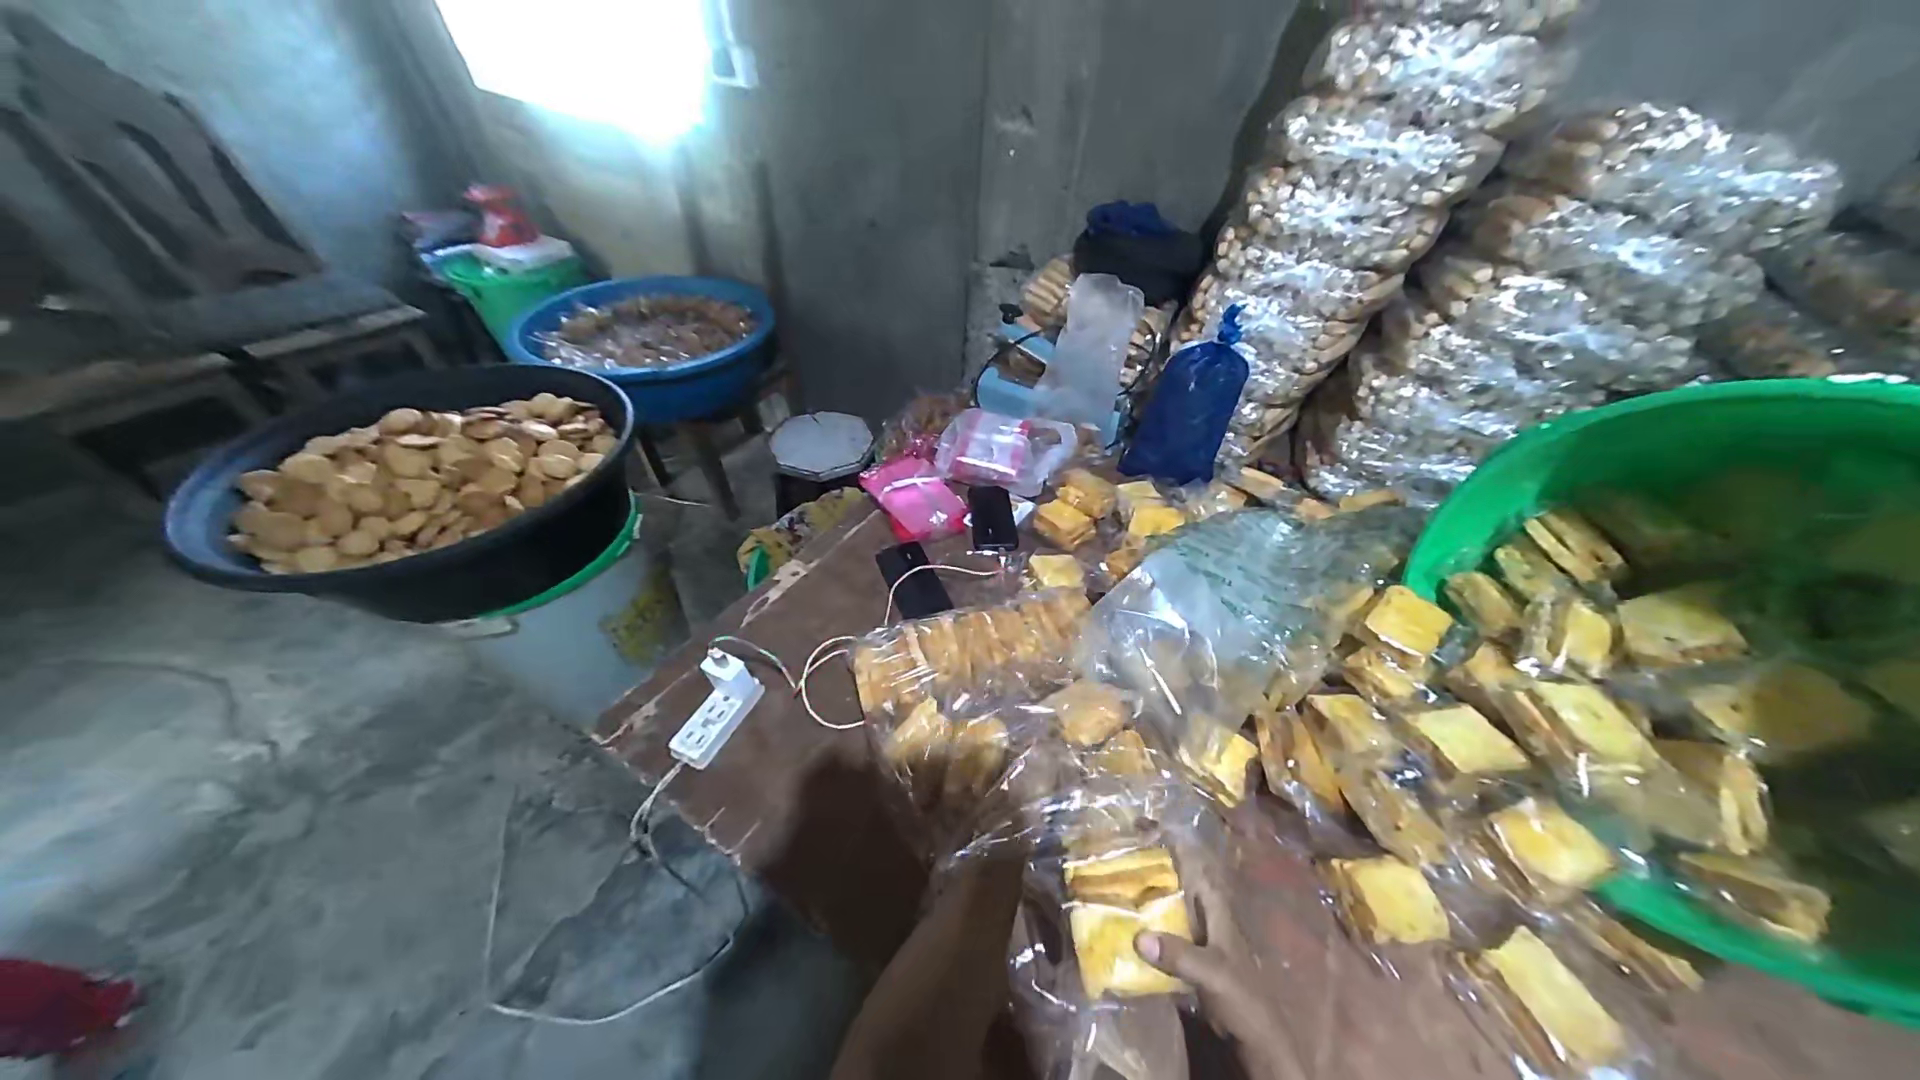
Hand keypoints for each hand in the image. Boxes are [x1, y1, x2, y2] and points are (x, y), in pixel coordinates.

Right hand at [1135, 856, 1304, 1079]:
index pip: (1196, 866)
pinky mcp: (1190, 960)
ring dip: (1148, 894)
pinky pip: (1164, 932)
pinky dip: (1147, 925)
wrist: (1259, 1042)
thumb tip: (1139, 937)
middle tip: (1120, 852)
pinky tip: (1126, 924)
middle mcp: (1206, 917)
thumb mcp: (1212, 974)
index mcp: (1216, 910)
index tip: (1148, 825)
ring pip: (1170, 906)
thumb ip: (1180, 955)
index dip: (1176, 845)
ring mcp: (1199, 938)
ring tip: (1115, 880)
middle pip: (1179, 883)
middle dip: (1154, 866)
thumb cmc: (1244, 999)